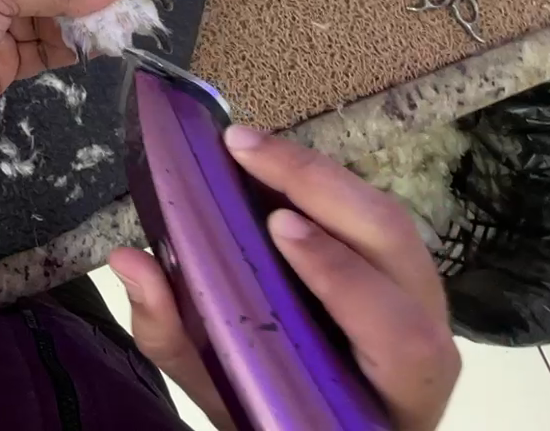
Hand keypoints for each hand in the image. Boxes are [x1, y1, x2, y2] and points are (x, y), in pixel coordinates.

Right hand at [108, 128, 459, 430]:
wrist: (319, 419)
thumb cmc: (275, 412)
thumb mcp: (218, 389)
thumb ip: (173, 334)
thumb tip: (127, 259)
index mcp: (396, 392)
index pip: (397, 334)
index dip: (343, 278)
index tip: (279, 226)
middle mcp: (423, 337)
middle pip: (396, 246)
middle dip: (319, 188)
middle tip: (243, 149)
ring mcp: (414, 292)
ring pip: (386, 217)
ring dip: (314, 172)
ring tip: (245, 145)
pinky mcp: (392, 260)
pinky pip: (366, 207)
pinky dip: (314, 176)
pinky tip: (263, 159)